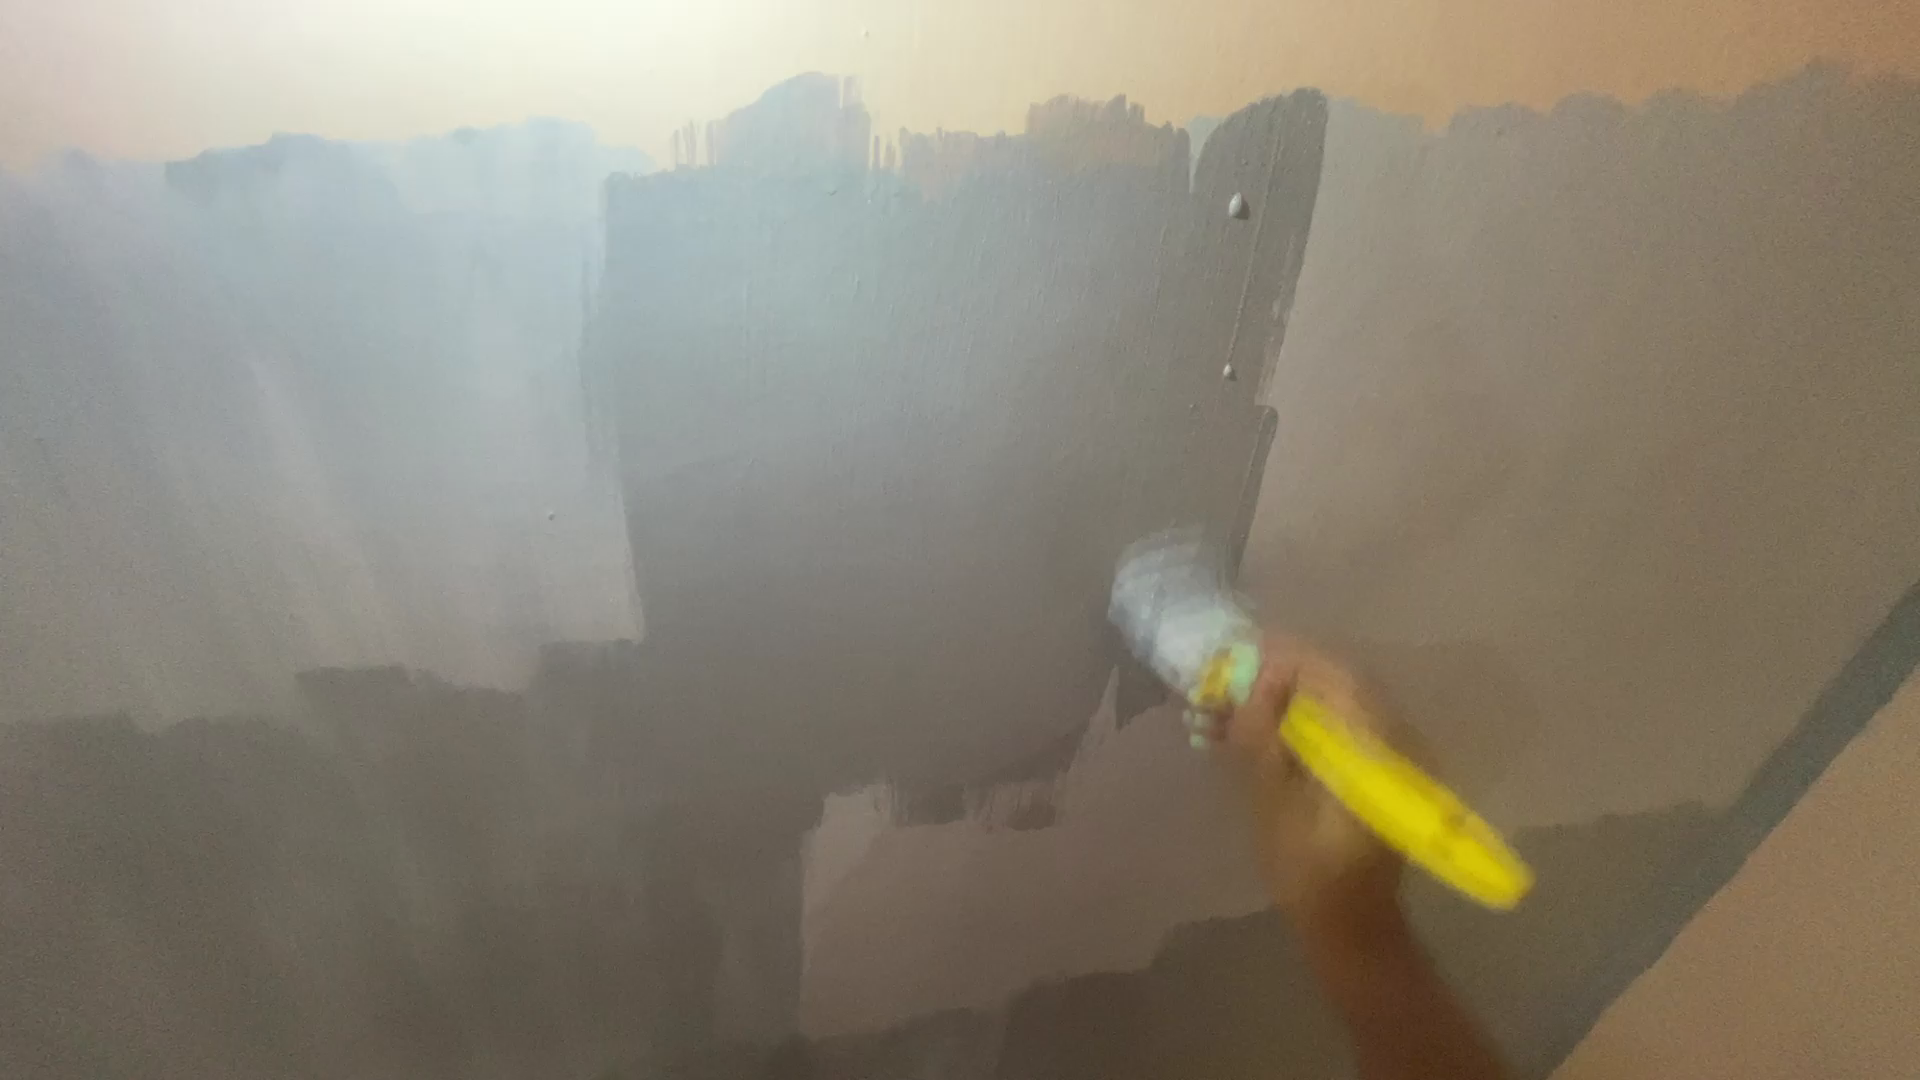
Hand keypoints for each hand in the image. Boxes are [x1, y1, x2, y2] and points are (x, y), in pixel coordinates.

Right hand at [1216, 637, 1405, 941]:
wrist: (1348, 924)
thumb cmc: (1311, 874)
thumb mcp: (1277, 806)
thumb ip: (1265, 738)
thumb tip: (1253, 680)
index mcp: (1377, 751)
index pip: (1338, 677)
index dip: (1286, 656)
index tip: (1235, 655)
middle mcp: (1388, 740)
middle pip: (1329, 680)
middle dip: (1270, 672)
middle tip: (1219, 677)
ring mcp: (1378, 751)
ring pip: (1321, 698)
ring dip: (1269, 695)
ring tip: (1214, 705)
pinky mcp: (1361, 763)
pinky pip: (1320, 721)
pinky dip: (1279, 718)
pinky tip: (1233, 728)